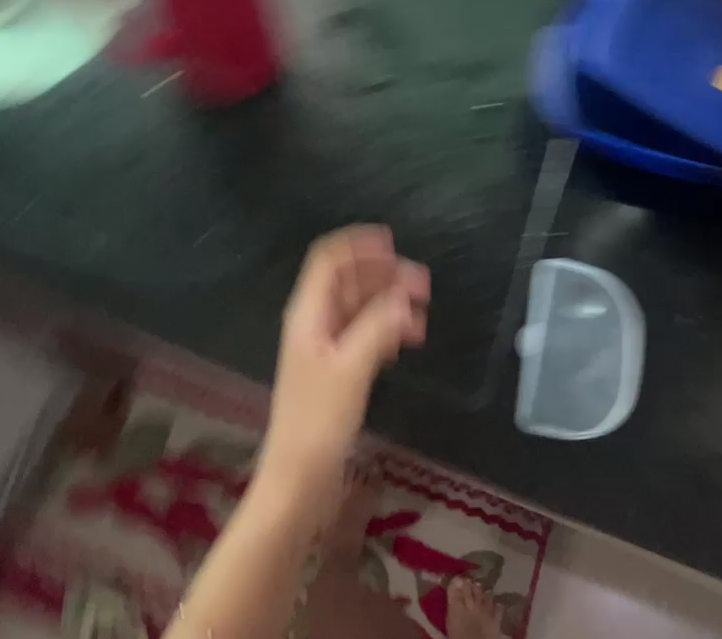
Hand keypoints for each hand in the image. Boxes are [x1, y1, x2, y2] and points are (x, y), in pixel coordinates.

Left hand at [258, 226, 429, 508]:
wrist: (298, 479)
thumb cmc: (317, 422)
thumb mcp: (350, 369)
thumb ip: (377, 327)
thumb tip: (403, 297)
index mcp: (308, 314)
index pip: (329, 260)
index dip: (358, 245)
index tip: (393, 243)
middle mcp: (315, 323)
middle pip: (349, 281)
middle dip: (383, 275)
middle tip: (422, 282)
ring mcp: (326, 347)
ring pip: (360, 308)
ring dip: (389, 303)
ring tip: (422, 312)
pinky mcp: (338, 370)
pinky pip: (365, 334)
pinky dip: (386, 329)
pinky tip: (407, 339)